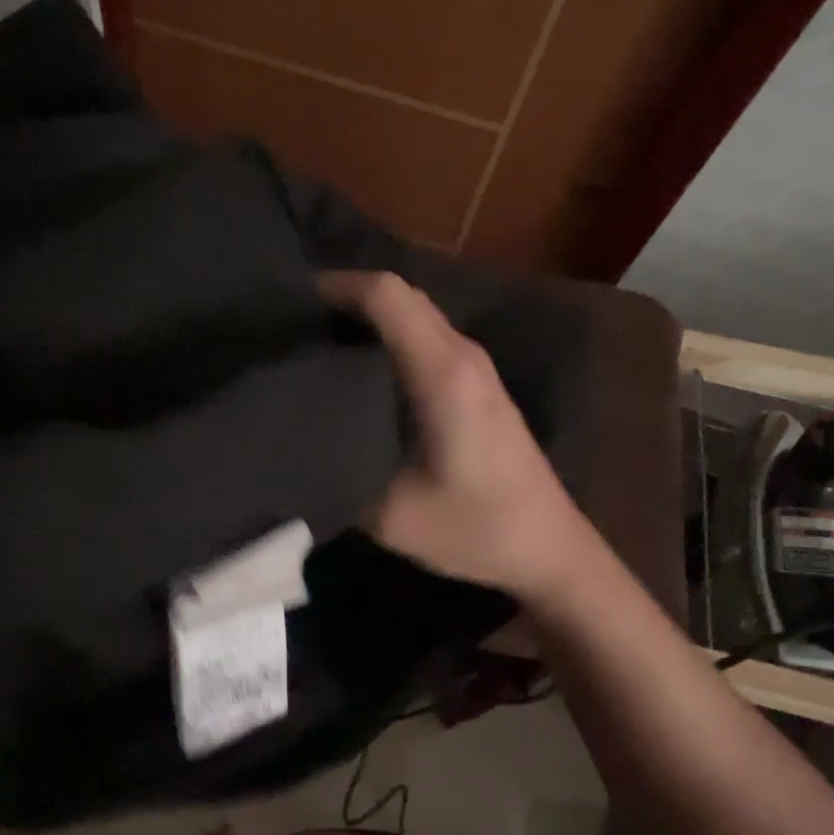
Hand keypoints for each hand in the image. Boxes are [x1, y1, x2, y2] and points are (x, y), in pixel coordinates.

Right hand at [319, 272, 595, 603]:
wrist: (549, 548)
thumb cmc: (476, 529)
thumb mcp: (393, 516)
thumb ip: (340, 473)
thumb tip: (294, 442)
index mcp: (441, 373)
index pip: (385, 296)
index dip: (334, 286)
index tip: (284, 304)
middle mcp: (461, 353)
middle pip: (398, 294)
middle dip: (342, 297)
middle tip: (289, 325)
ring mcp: (474, 364)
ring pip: (412, 312)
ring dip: (364, 316)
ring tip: (312, 343)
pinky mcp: (476, 381)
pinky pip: (423, 335)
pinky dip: (384, 336)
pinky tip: (353, 370)